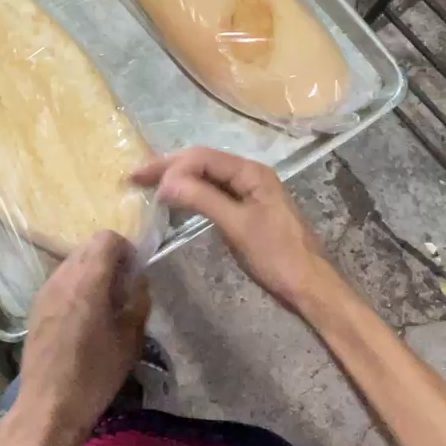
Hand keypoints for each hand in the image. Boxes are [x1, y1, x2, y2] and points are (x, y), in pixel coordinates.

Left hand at [14, 231, 151, 441]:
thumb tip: (138, 279)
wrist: (49, 405)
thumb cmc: (95, 375)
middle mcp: (63, 276)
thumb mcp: (130, 341)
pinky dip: (76, 285)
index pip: (107, 238)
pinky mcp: (36, 304)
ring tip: (104, 304)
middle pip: (89, 246)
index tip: (134, 274)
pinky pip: (61, 279)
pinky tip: (84, 316)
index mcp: (88, 280)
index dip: (125, 250)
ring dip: (92, 271)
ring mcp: (46, 289)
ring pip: (73, 261)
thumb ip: (138, 301)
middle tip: (122, 289)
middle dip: (109, 259)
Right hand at [133, 147, 334, 310]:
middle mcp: (249, 174)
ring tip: (148, 185)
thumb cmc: (276, 256)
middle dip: (169, 168)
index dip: (171, 166)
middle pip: (202, 162)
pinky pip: (213, 191)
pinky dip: (191, 192)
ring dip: (178, 179)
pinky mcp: (247, 208)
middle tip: (135, 177)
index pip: (202, 157)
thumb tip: (165, 182)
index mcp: (250, 172)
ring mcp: (249, 191)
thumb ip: (202, 199)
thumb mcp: (236, 226)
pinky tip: (176, 199)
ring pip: (206, 176)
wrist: (310, 287)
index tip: (143, 182)